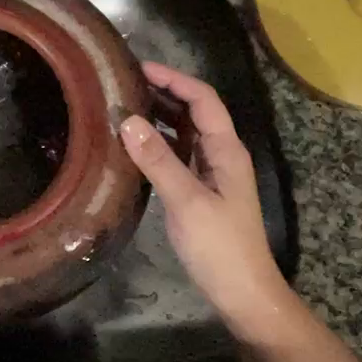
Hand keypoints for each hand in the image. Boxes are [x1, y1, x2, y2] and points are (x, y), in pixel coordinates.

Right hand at [119, 61, 297, 343]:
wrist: (243, 294)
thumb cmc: (221, 247)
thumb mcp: (186, 201)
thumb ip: (158, 160)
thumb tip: (126, 119)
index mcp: (226, 150)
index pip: (202, 99)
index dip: (173, 79)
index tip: (137, 67)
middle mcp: (220, 154)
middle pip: (192, 110)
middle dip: (161, 92)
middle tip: (119, 83)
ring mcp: (210, 172)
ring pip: (182, 132)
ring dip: (155, 116)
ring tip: (118, 105)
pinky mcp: (198, 190)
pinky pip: (175, 153)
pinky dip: (154, 142)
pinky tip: (129, 144)